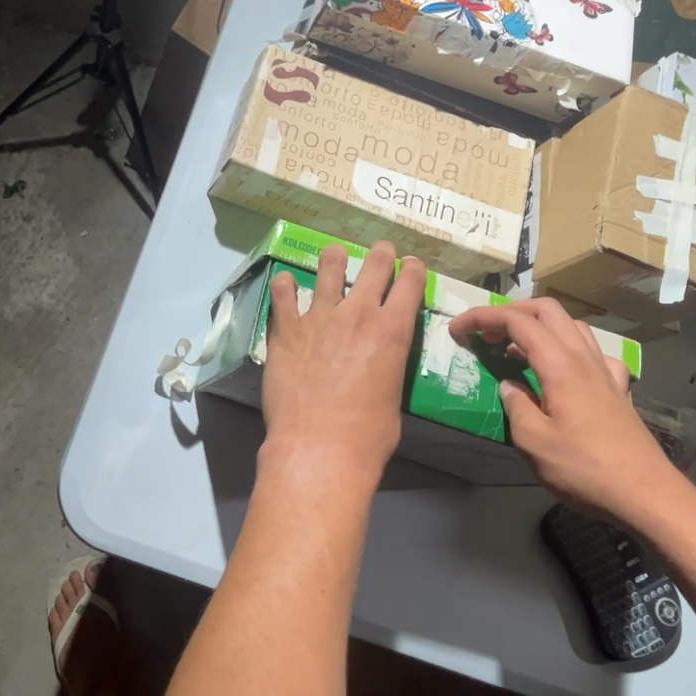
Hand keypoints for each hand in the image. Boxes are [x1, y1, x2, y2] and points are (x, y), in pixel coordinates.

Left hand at [260, 242, 424, 483]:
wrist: (319, 446)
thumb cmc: (368, 434)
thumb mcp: (393, 396)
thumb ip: (387, 368)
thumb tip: (379, 367)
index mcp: (392, 330)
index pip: (409, 284)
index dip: (412, 270)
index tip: (411, 264)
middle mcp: (357, 314)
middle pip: (374, 266)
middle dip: (381, 253)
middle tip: (382, 250)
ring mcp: (318, 317)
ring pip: (328, 268)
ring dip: (334, 258)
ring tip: (333, 254)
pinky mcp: (286, 329)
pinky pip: (283, 294)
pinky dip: (285, 285)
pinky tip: (285, 282)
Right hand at [447, 298, 676, 519]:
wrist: (647, 496)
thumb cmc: (584, 469)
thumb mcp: (533, 442)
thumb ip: (516, 406)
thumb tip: (510, 386)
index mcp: (559, 365)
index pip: (516, 322)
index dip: (482, 318)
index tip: (457, 329)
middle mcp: (584, 359)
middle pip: (547, 311)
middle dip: (511, 312)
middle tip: (486, 333)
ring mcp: (606, 372)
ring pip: (572, 327)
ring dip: (539, 327)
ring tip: (516, 350)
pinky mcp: (618, 390)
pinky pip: (595, 353)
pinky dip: (571, 350)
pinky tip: (565, 371)